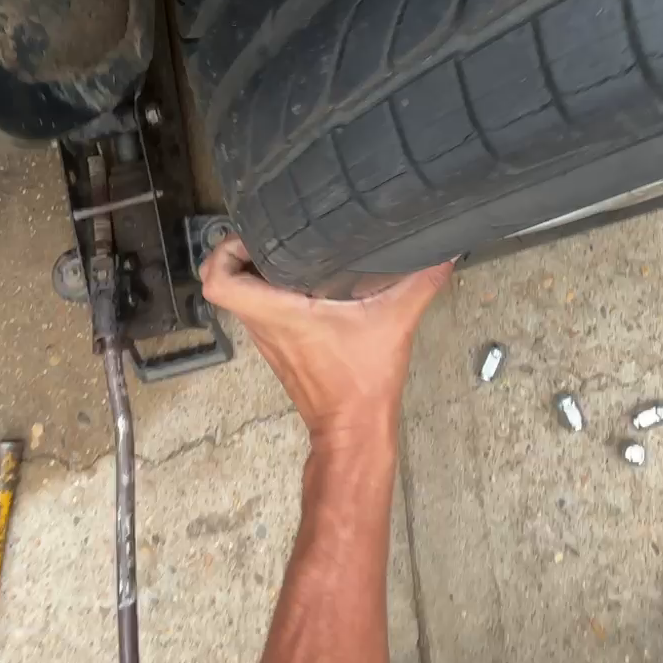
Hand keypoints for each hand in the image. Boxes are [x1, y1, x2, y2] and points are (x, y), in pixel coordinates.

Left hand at [198, 235, 452, 448]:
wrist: (354, 429)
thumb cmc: (364, 381)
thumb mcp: (395, 323)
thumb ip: (420, 283)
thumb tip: (444, 254)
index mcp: (279, 314)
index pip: (218, 282)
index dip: (223, 252)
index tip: (251, 236)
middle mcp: (264, 326)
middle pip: (224, 284)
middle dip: (239, 252)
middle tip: (272, 234)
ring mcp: (269, 340)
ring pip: (241, 299)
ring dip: (254, 273)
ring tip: (290, 250)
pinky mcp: (280, 349)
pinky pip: (261, 313)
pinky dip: (270, 293)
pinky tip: (305, 281)